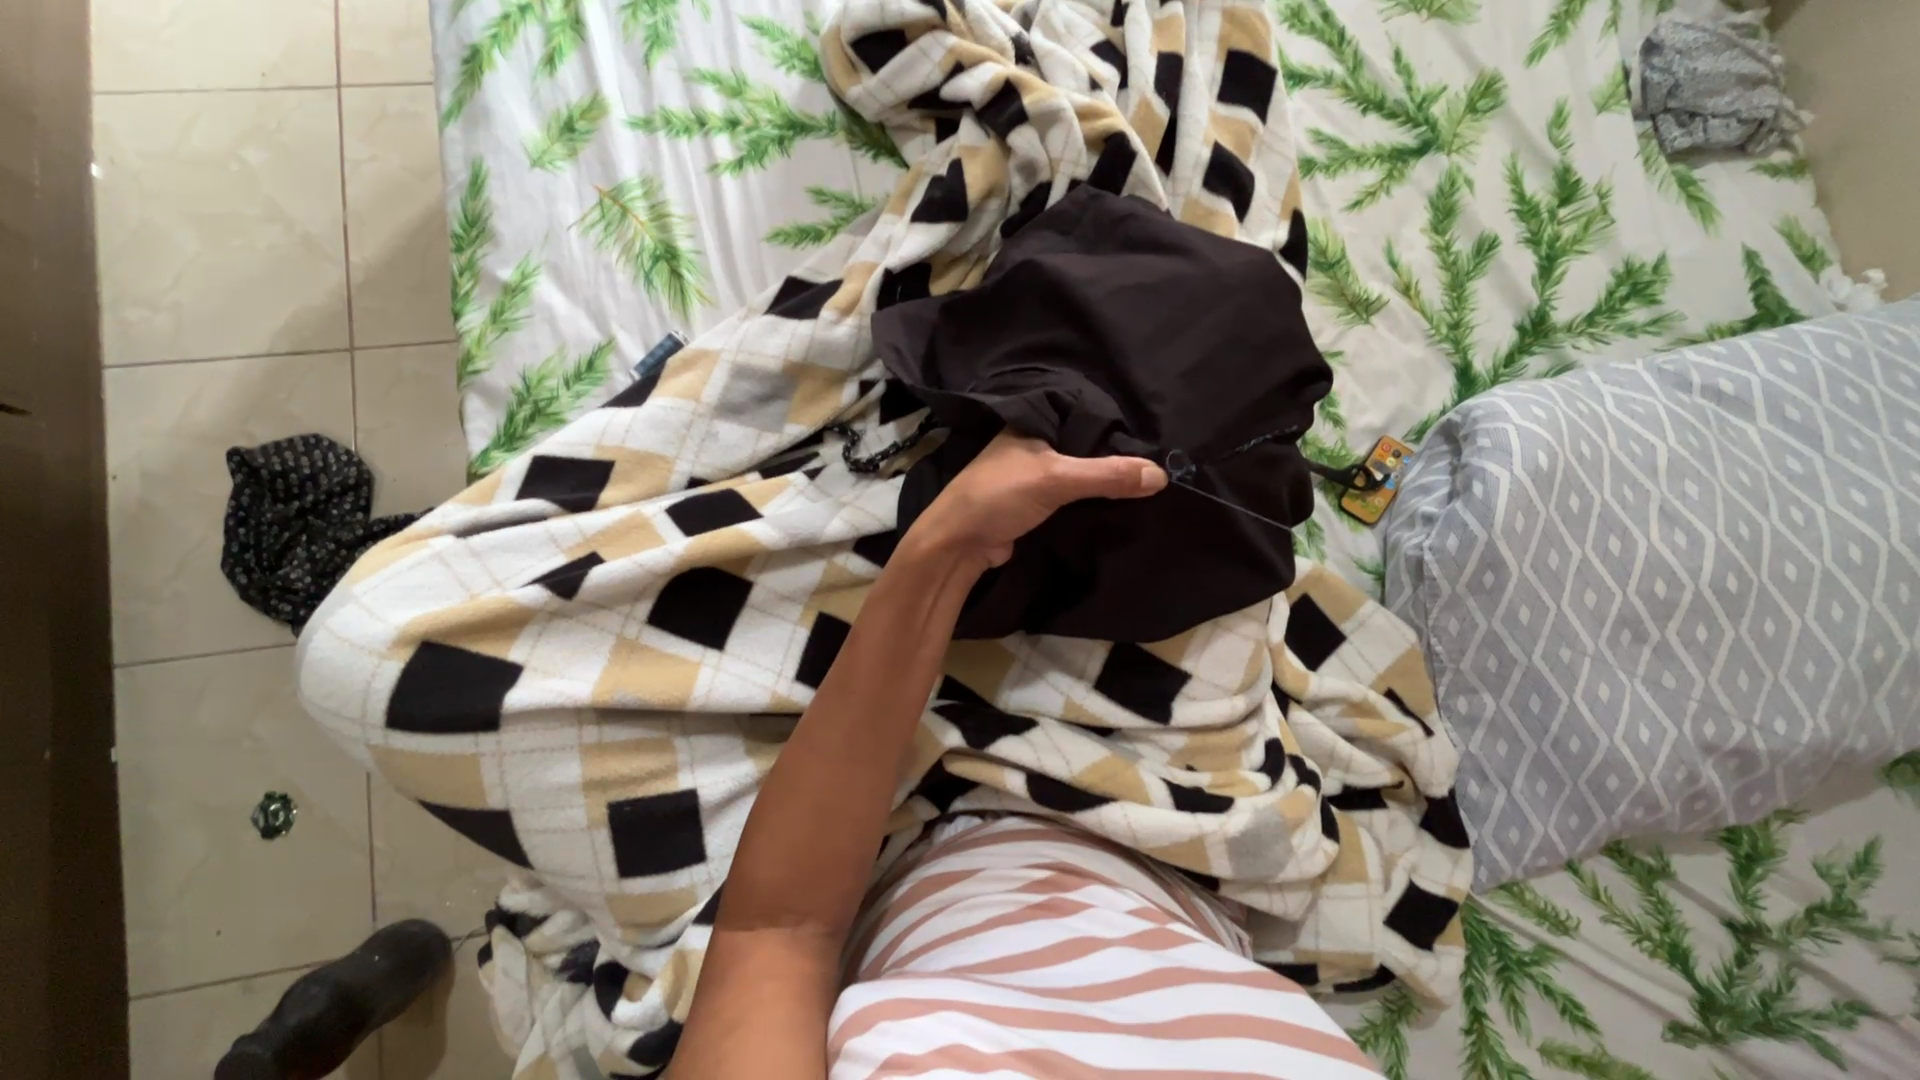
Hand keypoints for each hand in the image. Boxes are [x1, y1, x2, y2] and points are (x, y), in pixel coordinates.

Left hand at [902, 432, 1166, 572]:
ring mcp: (1033, 475)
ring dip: (1104, 482)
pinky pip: (1072, 498)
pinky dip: (1091, 501)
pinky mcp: (1034, 504)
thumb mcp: (1056, 479)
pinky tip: (1120, 506)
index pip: (1085, 415)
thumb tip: (1161, 475)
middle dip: (1115, 457)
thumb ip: (1106, 474)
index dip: (1117, 426)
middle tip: (1158, 466)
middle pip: (1085, 447)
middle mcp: (1033, 443)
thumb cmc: (998, 496)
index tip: (1156, 437)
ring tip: (1147, 485)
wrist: (957, 545)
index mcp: (1033, 421)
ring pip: (1080, 474)